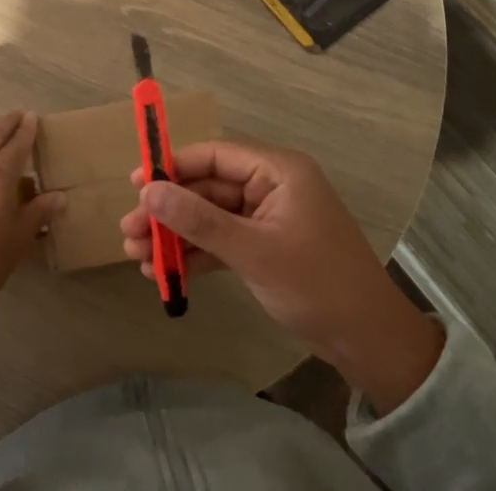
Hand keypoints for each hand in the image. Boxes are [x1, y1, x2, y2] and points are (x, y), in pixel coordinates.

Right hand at [120, 141, 442, 412]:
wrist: (367, 340)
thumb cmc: (316, 284)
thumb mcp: (253, 251)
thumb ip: (199, 220)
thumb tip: (148, 191)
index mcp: (278, 171)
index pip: (215, 155)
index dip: (172, 167)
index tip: (135, 184)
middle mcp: (272, 186)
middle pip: (207, 188)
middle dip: (167, 211)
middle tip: (127, 231)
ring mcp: (268, 218)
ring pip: (210, 217)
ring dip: (175, 236)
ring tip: (136, 257)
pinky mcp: (265, 248)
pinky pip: (221, 241)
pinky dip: (195, 254)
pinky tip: (164, 272)